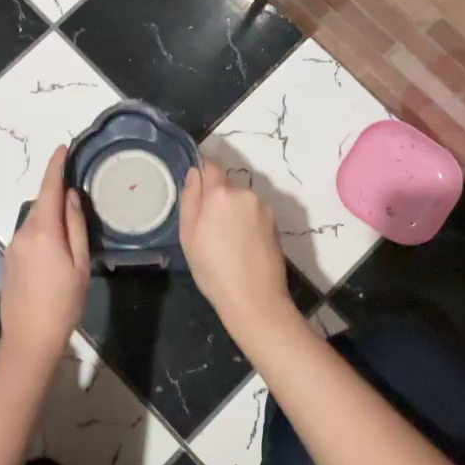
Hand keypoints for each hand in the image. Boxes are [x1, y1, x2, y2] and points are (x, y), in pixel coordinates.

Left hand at [0, 146, 89, 362]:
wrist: (29, 339)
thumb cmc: (63, 303)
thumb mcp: (80, 264)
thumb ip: (75, 226)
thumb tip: (71, 196)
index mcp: (43, 231)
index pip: (49, 188)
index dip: (56, 166)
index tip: (63, 147)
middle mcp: (24, 233)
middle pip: (42, 203)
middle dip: (57, 191)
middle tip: (78, 187)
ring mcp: (14, 246)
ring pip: (35, 219)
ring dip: (51, 213)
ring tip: (72, 219)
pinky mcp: (10, 259)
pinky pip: (29, 234)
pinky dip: (43, 229)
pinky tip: (57, 245)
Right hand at [179, 162, 295, 339]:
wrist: (254, 299)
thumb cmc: (212, 268)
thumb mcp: (188, 234)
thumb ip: (190, 198)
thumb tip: (194, 172)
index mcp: (221, 194)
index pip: (210, 165)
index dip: (202, 173)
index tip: (195, 191)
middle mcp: (246, 193)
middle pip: (226, 186)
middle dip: (217, 199)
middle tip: (208, 228)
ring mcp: (264, 209)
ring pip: (241, 201)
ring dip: (233, 212)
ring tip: (227, 242)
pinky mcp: (275, 224)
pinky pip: (254, 214)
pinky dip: (247, 224)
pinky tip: (243, 247)